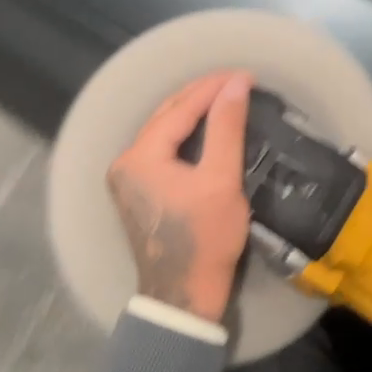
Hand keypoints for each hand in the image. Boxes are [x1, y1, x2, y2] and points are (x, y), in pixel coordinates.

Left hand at [107, 70, 252, 322]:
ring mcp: (128, 179)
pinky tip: (209, 127)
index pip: (180, 108)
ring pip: (165, 130)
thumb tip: (237, 82)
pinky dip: (187, 133)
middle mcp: (126, 162)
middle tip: (238, 82)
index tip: (245, 75)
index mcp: (140, 156)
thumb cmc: (205, 238)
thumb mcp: (221, 179)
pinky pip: (164, 148)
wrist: (185, 296)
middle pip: (167, 114)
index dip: (214, 88)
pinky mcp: (139, 192)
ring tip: (227, 98)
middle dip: (203, 94)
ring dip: (195, 112)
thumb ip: (227, 127)